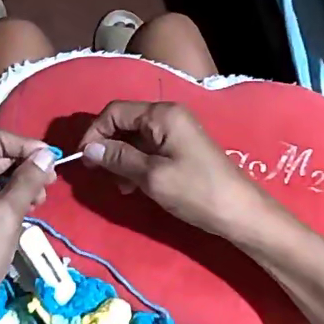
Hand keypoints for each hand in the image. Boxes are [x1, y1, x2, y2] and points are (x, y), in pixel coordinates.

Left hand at [0, 131, 56, 323]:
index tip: (51, 159)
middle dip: (26, 163)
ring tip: (42, 198)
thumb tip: (47, 155)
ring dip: (23, 180)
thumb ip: (28, 179)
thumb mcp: (8, 213)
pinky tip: (30, 208)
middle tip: (52, 180)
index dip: (25, 145)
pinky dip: (13, 195)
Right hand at [78, 101, 285, 244]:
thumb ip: (118, 158)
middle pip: (124, 122)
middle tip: (102, 176)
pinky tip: (134, 186)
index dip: (95, 132)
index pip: (115, 111)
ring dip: (121, 159)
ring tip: (121, 187)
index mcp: (162, 114)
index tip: (85, 160)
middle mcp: (169, 115)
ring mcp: (176, 131)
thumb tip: (89, 148)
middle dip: (108, 147)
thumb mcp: (152, 176)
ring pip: (134, 138)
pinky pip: (148, 149)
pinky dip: (136, 164)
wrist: (239, 212)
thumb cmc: (196, 191)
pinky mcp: (181, 148)